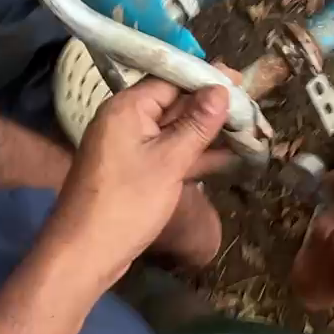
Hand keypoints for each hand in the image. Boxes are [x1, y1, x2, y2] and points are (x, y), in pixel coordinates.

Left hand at [43, 79, 230, 286]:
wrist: (84, 255)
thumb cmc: (127, 203)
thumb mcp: (169, 162)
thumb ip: (197, 124)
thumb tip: (221, 89)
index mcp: (128, 107)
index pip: (171, 79)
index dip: (205, 77)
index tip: (238, 79)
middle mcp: (126, 118)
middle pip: (174, 101)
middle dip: (210, 104)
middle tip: (248, 103)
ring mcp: (129, 145)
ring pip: (174, 128)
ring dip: (206, 130)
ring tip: (245, 126)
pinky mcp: (135, 168)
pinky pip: (168, 150)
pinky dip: (194, 152)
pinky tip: (227, 155)